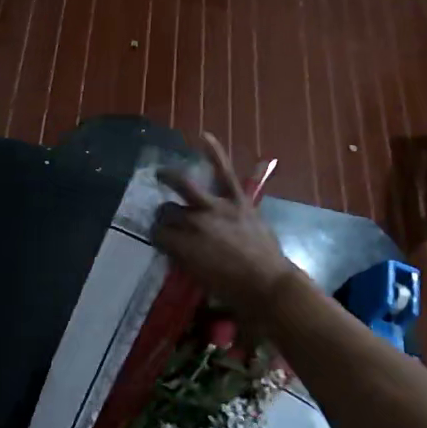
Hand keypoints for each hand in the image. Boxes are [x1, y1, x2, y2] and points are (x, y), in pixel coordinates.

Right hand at [155, 132, 301, 312]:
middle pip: (169, 212)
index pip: (160, 234)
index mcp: (182, 245)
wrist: (267, 283)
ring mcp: (216, 207)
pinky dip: (215, 153)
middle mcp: (194, 222)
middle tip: (166, 219)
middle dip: (164, 216)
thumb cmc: (232, 290)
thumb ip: (184, 259)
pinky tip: (204, 137)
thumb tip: (177, 247)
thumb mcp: (198, 280)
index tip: (161, 239)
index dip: (159, 237)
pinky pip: (224, 173)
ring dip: (169, 177)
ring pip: (186, 186)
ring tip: (160, 173)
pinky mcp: (238, 200)